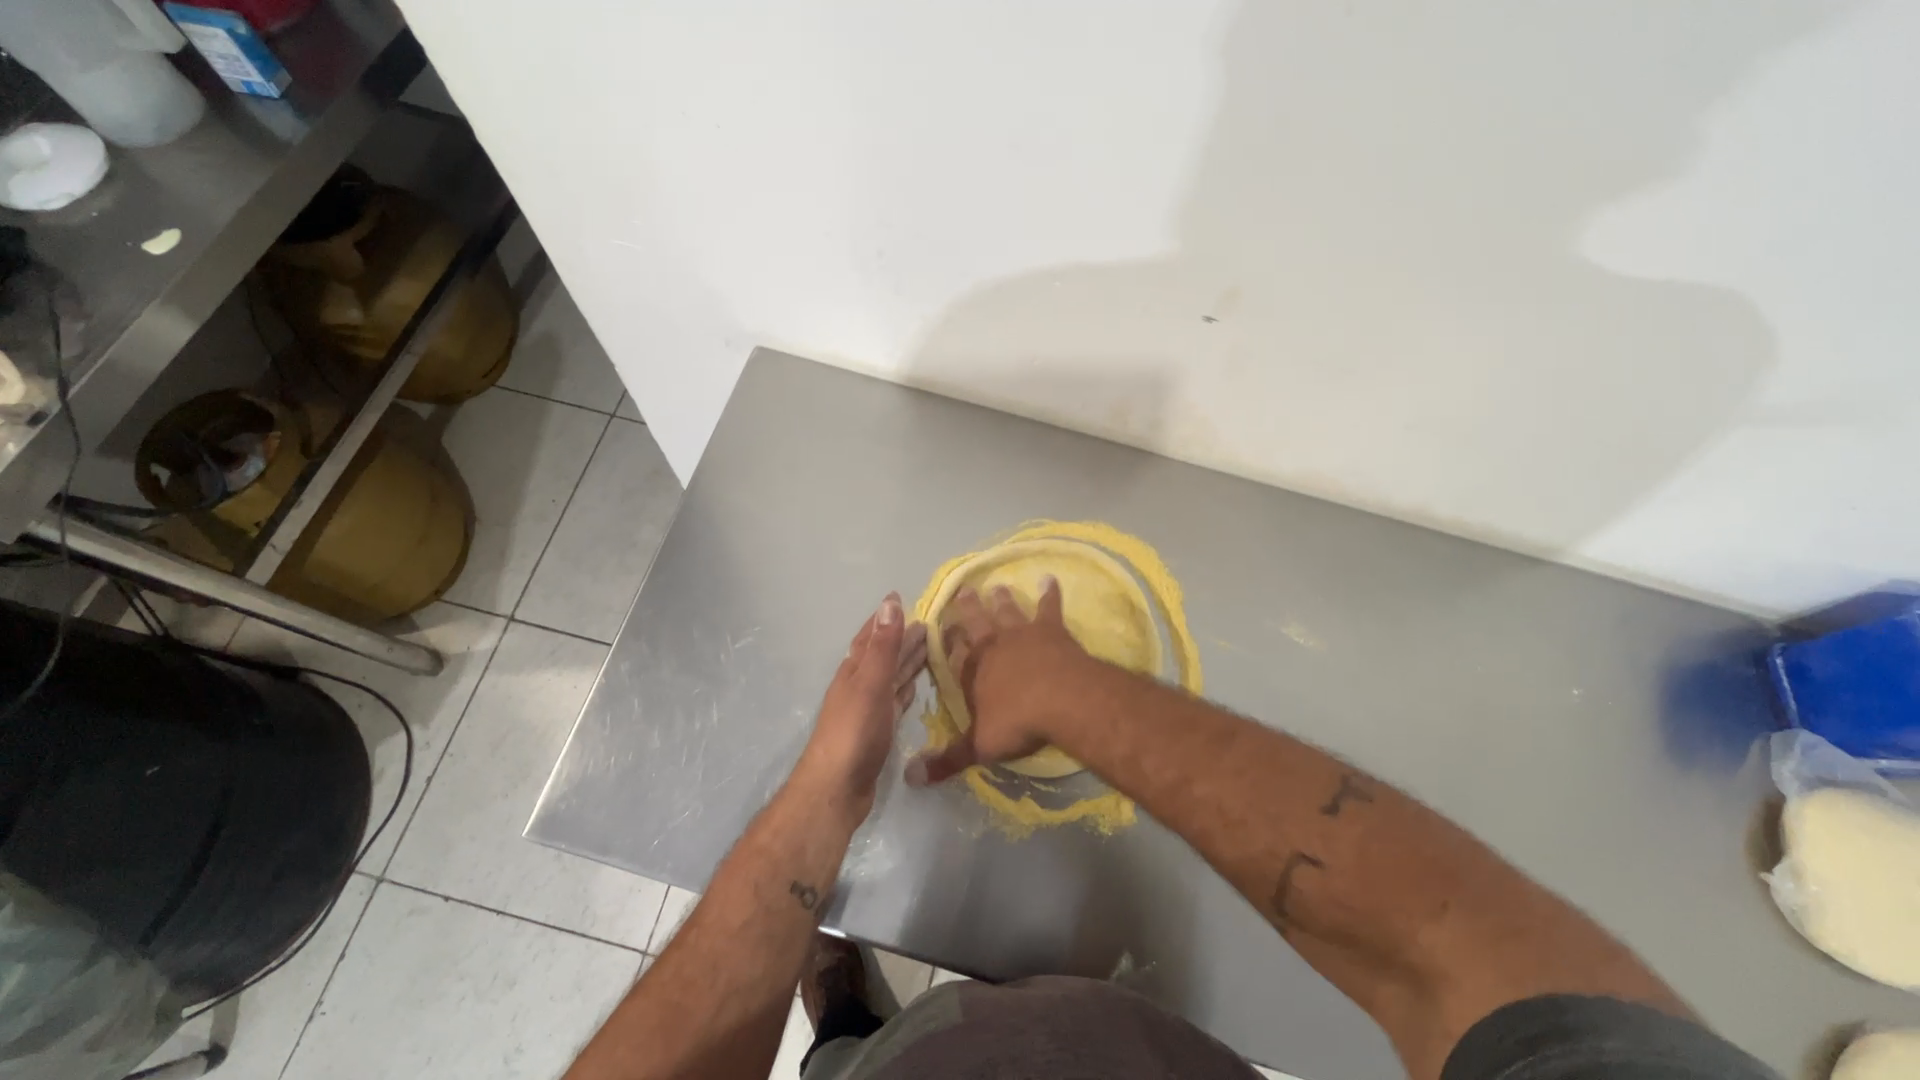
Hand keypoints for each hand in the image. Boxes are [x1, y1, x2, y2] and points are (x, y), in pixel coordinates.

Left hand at [796, 593, 927, 810]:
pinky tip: (913, 687)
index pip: (871, 636)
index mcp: (854, 671)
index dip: (885, 618)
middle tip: (928, 623)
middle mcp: (859, 686)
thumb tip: (890, 603)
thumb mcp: (870, 684)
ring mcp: (867, 710)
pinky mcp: (877, 732)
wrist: (836, 788)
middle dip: (901, 637)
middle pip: (882, 655)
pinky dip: (905, 690)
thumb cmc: (854, 733)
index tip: (901, 598)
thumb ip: (882, 646)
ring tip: (928, 648)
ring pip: (890, 677)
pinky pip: (894, 701)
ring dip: (905, 662)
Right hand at [906, 577, 1092, 786]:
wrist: (1062, 700)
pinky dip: (1049, 594)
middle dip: (968, 609)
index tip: (940, 625)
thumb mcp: (978, 746)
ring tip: (995, 586)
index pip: (954, 652)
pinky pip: (1049, 608)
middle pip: (976, 623)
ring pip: (1007, 612)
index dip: (948, 640)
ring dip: (1001, 600)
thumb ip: (946, 760)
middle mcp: (992, 646)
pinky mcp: (1052, 631)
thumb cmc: (1017, 723)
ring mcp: (1023, 634)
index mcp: (971, 671)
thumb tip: (909, 778)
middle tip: (962, 591)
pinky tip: (1049, 578)